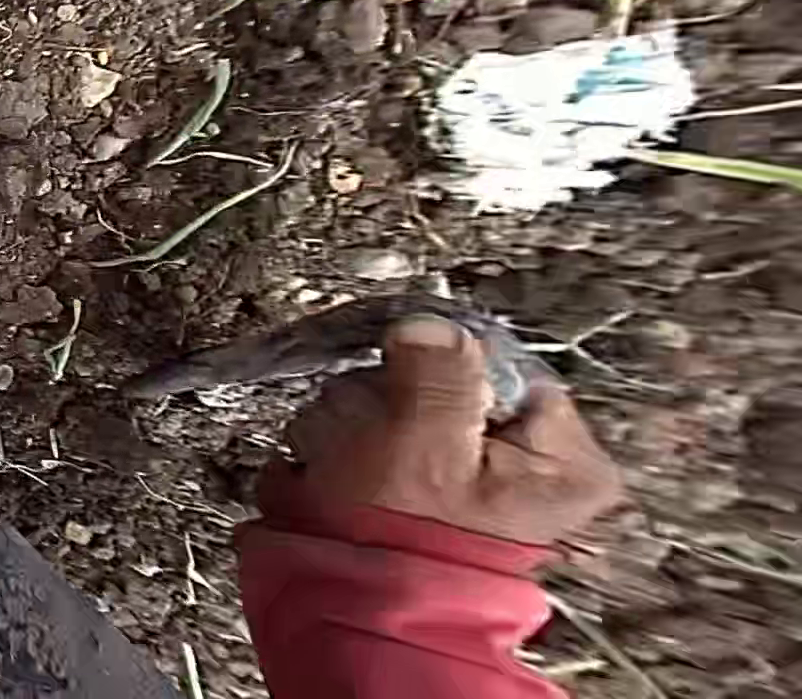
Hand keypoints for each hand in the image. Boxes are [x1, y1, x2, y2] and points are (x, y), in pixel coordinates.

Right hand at [283, 316, 622, 544]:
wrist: (349, 579)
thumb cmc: (399, 518)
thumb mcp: (426, 442)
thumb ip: (436, 377)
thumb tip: (429, 322)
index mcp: (561, 457)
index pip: (497, 364)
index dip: (437, 359)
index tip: (395, 371)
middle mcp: (521, 456)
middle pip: (440, 377)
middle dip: (386, 390)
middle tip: (370, 423)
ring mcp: (463, 461)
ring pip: (396, 393)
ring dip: (357, 408)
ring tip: (345, 443)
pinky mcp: (413, 465)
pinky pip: (375, 417)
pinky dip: (349, 426)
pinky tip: (338, 451)